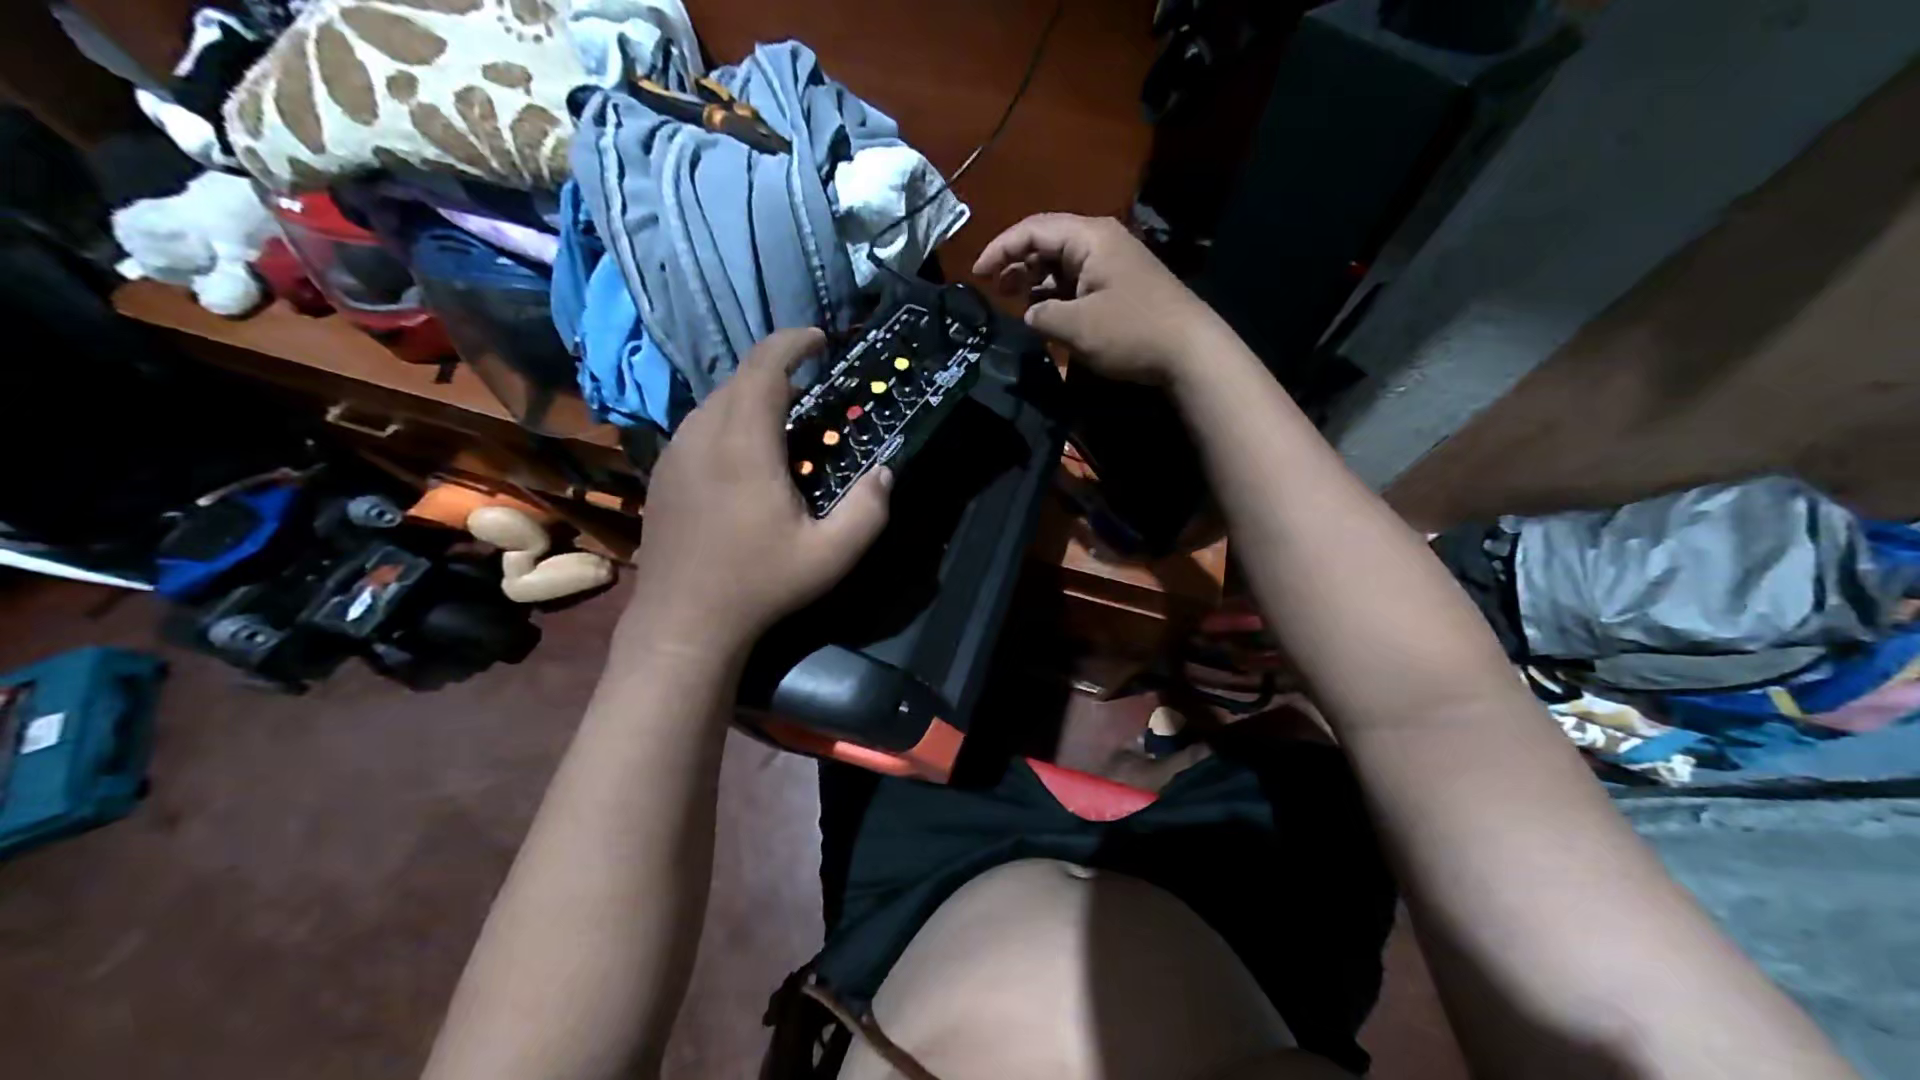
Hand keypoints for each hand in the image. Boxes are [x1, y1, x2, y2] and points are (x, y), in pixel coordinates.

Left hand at [621, 328, 891, 656]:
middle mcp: (703, 435)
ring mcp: (675, 454)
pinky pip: (699, 427)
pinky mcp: (662, 474)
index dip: (793, 341)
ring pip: (715, 402)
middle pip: (739, 379)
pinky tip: (746, 458)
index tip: (821, 339)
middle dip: (778, 372)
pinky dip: (729, 422)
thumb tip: (885, 472)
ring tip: (783, 424)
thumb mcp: (831, 555)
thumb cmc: (760, 584)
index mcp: (744, 444)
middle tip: (813, 394)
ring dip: (752, 398)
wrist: (684, 621)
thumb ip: (868, 510)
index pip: (764, 365)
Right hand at [973, 214, 1232, 384]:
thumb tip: (1032, 313)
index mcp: (1089, 237)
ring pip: (1061, 262)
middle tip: (995, 291)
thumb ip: (1041, 315)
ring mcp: (1112, 262)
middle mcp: (1100, 241)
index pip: (1033, 229)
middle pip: (1047, 241)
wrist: (1189, 351)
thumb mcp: (1075, 326)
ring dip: (1035, 280)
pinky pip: (1077, 280)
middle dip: (1016, 263)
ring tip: (1015, 302)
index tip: (976, 275)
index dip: (1000, 249)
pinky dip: (1056, 292)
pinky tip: (1045, 312)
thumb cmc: (1131, 331)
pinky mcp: (1119, 284)